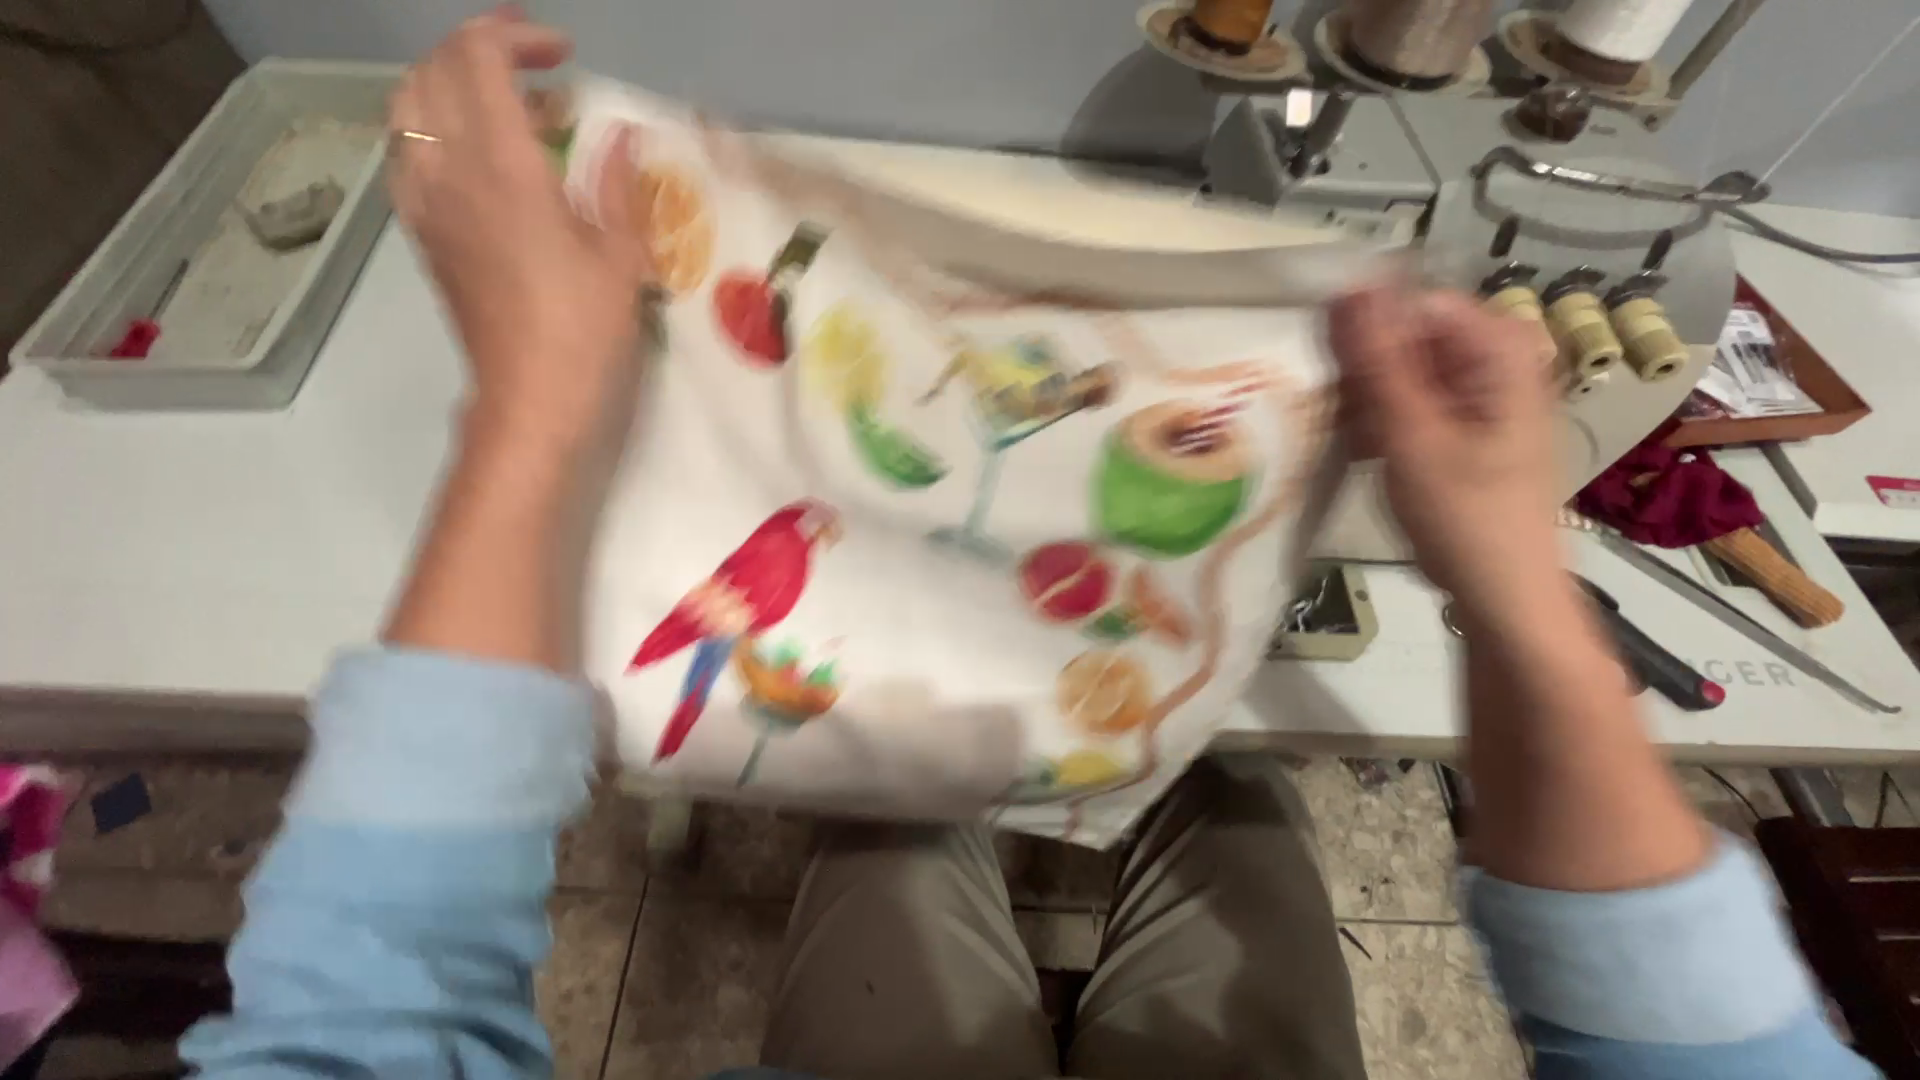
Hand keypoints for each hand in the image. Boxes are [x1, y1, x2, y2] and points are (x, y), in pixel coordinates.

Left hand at [388, 8, 653, 462]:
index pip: (478, 59)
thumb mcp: (621, 257)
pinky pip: (409, 152)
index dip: (515, 36)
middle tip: (536, 66)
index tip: (563, 53)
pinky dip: (437, 129)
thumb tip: (622, 137)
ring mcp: (424, 201)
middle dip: (479, 50)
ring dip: (451, 85)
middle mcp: (447, 169)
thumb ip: (618, 185)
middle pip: (434, 70)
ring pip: (409, 107)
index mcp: (502, 166)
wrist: (531, 399)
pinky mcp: (422, 233)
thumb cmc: (587, 330)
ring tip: (506, 107)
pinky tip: (480, 158)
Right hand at [1328, 287, 1564, 614]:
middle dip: (1362, 367)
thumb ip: (1377, 361)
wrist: (1502, 595)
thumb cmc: (1464, 517)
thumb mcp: (1411, 435)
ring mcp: (1478, 396)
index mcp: (1498, 351)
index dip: (1362, 325)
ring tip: (1344, 432)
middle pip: (1407, 335)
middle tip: (1331, 406)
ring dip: (1364, 397)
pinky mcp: (1461, 427)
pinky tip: (1359, 447)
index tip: (1322, 364)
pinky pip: (1408, 401)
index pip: (1413, 302)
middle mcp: (1493, 362)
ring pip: (1400, 371)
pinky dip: (1379, 418)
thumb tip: (1344, 287)